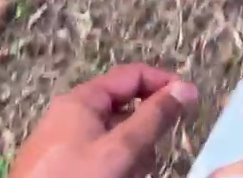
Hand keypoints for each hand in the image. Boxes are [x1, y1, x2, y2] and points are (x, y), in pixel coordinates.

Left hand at [9, 64, 199, 177]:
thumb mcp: (122, 150)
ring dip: (131, 153)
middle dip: (145, 129)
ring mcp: (57, 147)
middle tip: (155, 155)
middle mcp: (67, 117)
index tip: (189, 104)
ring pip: (110, 137)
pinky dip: (112, 167)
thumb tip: (187, 88)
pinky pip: (94, 158)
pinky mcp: (54, 173)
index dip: (164, 84)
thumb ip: (156, 116)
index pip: (133, 75)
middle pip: (122, 107)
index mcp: (80, 101)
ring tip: (135, 176)